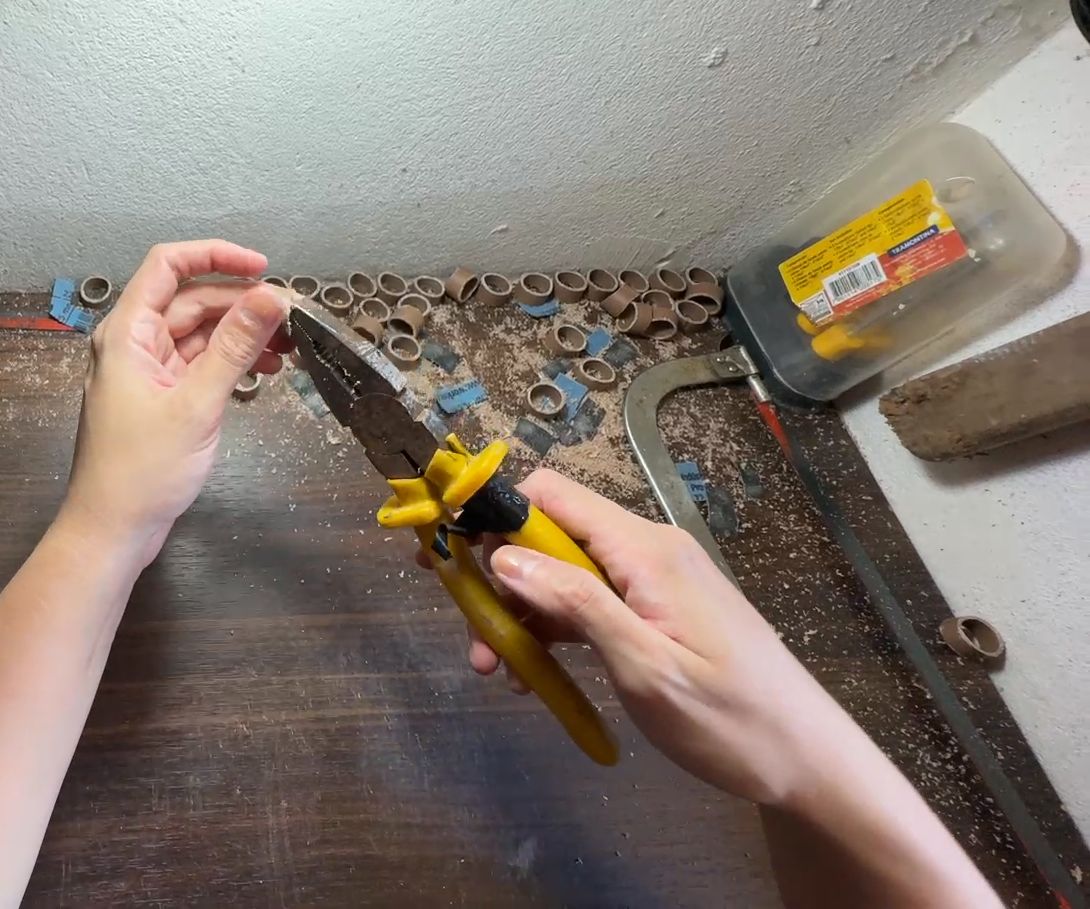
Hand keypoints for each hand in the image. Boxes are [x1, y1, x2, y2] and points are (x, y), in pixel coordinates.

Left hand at [61, 240, 290, 568]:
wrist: (113, 529)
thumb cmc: (141, 471)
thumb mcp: (196, 405)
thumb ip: (234, 347)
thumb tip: (271, 297)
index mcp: (127, 333)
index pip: (167, 265)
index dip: (215, 255)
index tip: (262, 267)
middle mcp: (134, 343)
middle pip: (191, 300)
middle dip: (240, 304)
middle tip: (290, 319)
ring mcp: (148, 370)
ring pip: (199, 333)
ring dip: (240, 335)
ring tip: (286, 350)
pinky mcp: (162, 395)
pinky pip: (199, 364)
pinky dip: (229, 363)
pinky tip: (262, 372)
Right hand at [423, 470, 849, 804]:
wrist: (816, 771)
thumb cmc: (736, 721)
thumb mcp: (648, 667)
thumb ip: (576, 603)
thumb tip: (502, 556)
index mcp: (644, 549)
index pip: (550, 494)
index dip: (493, 509)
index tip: (450, 545)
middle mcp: (641, 550)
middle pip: (543, 537)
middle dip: (496, 577)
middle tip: (467, 623)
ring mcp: (644, 579)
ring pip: (554, 573)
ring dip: (517, 613)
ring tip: (495, 667)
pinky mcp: (645, 607)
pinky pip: (579, 602)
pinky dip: (548, 629)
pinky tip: (531, 673)